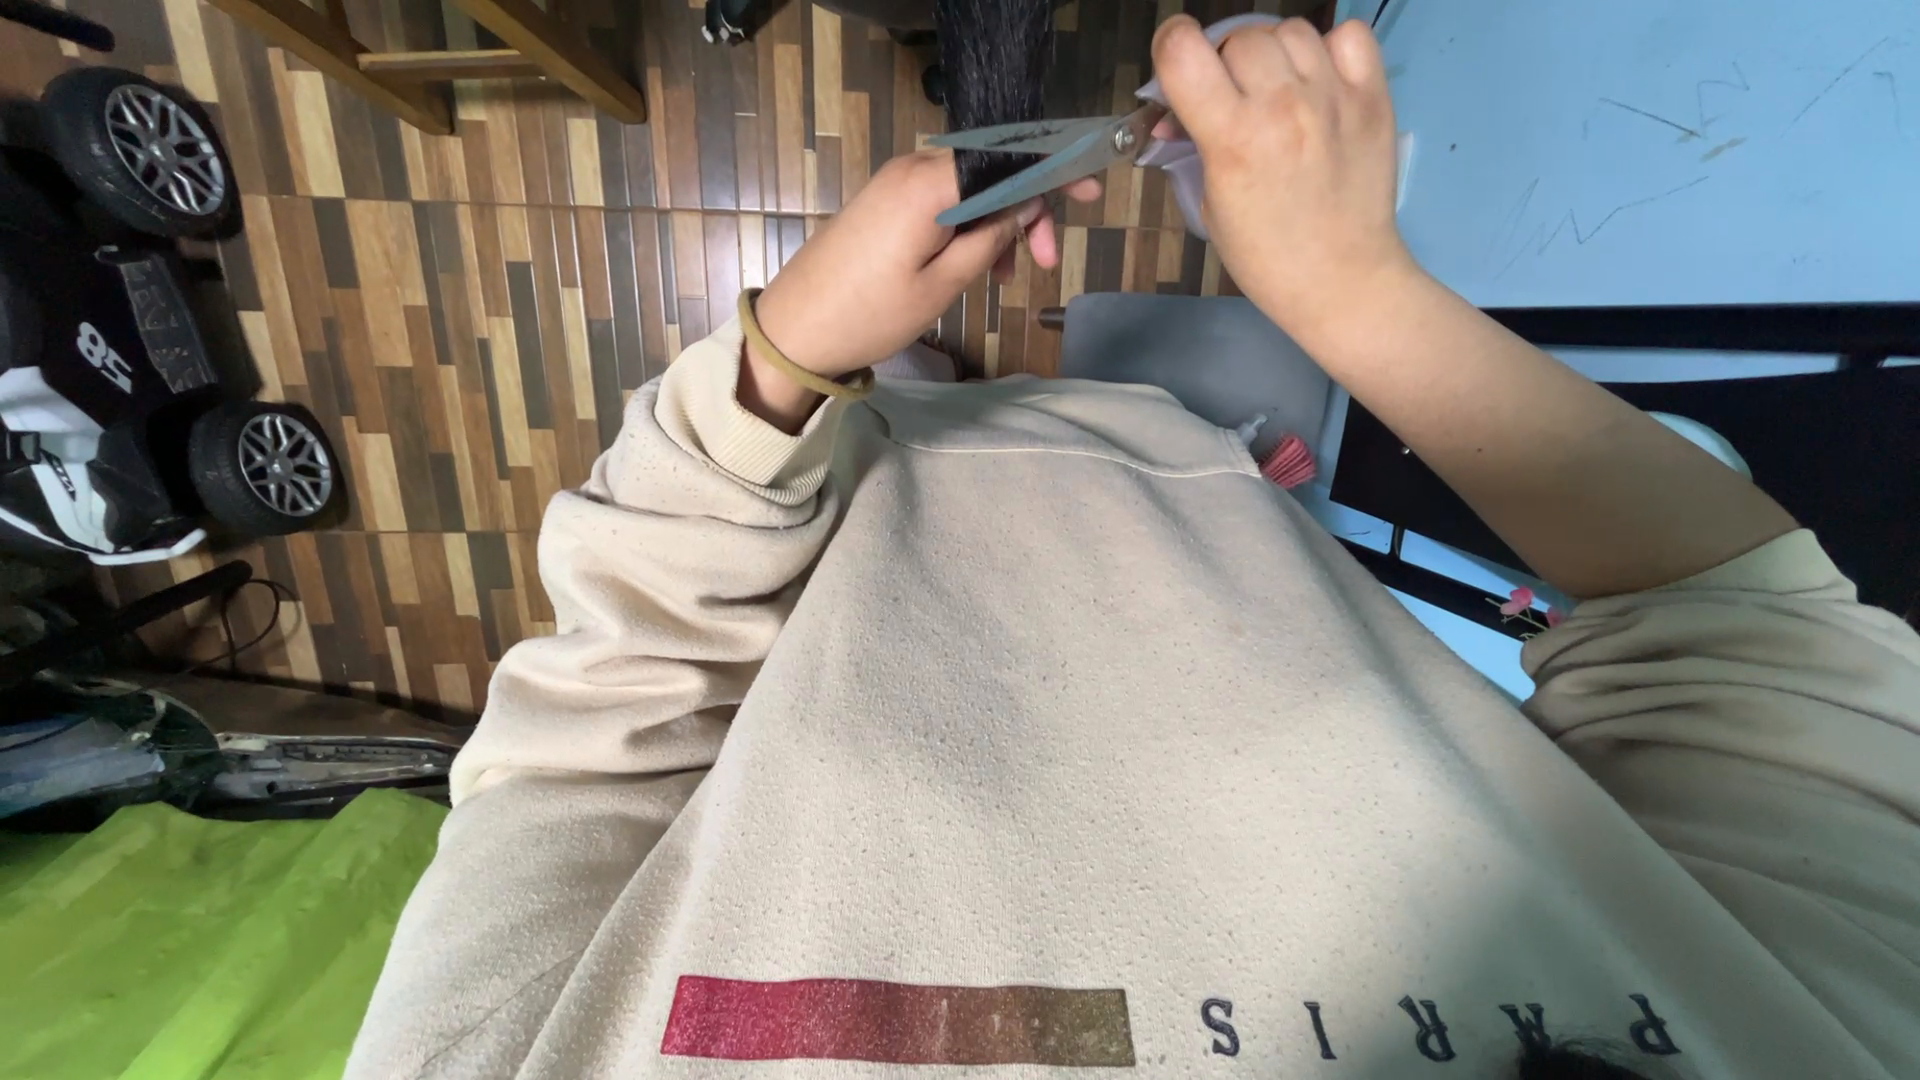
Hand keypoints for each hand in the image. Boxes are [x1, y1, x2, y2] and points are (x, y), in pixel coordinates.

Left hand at [743, 150, 1099, 429]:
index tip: (1089, 191)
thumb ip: (991, 236)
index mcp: (930, 184)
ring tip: (1005, 277)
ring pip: (968, 189)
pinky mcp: (885, 203)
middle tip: (1041, 263)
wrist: (795, 330)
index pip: (1008, 156)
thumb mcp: (942, 284)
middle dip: (1025, 209)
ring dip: (996, 225)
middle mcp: (914, 169)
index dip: (1054, 169)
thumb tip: (1028, 201)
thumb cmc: (871, 315)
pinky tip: (976, 265)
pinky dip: (967, 228)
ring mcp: (895, 184)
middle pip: (990, 170)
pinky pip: (941, 203)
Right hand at [1150, 16, 1419, 339]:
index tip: (1177, 71)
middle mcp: (1282, 105)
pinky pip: (1347, 34)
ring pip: (1291, 30)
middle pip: (1240, 37)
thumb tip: (1176, 116)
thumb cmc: (1262, 255)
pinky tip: (1320, 84)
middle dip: (1226, 63)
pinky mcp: (1374, 95)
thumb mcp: (1210, 205)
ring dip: (1274, 56)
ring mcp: (1333, 96)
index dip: (1171, 50)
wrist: (1339, 278)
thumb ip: (1196, 148)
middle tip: (1233, 100)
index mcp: (1232, 139)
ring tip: (1278, 94)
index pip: (1182, 52)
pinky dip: (1328, 50)